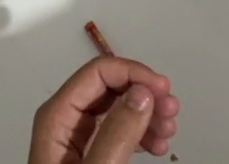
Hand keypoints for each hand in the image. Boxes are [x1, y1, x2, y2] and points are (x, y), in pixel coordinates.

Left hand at [29, 57, 179, 162]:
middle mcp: (64, 122)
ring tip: (169, 131)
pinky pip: (117, 133)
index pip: (97, 73)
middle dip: (143, 93)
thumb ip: (118, 134)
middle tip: (172, 111)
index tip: (163, 90)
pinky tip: (158, 147)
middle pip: (108, 88)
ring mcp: (76, 141)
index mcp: (57, 117)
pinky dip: (140, 134)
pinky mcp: (88, 159)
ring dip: (146, 114)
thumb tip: (142, 93)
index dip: (133, 73)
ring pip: (116, 109)